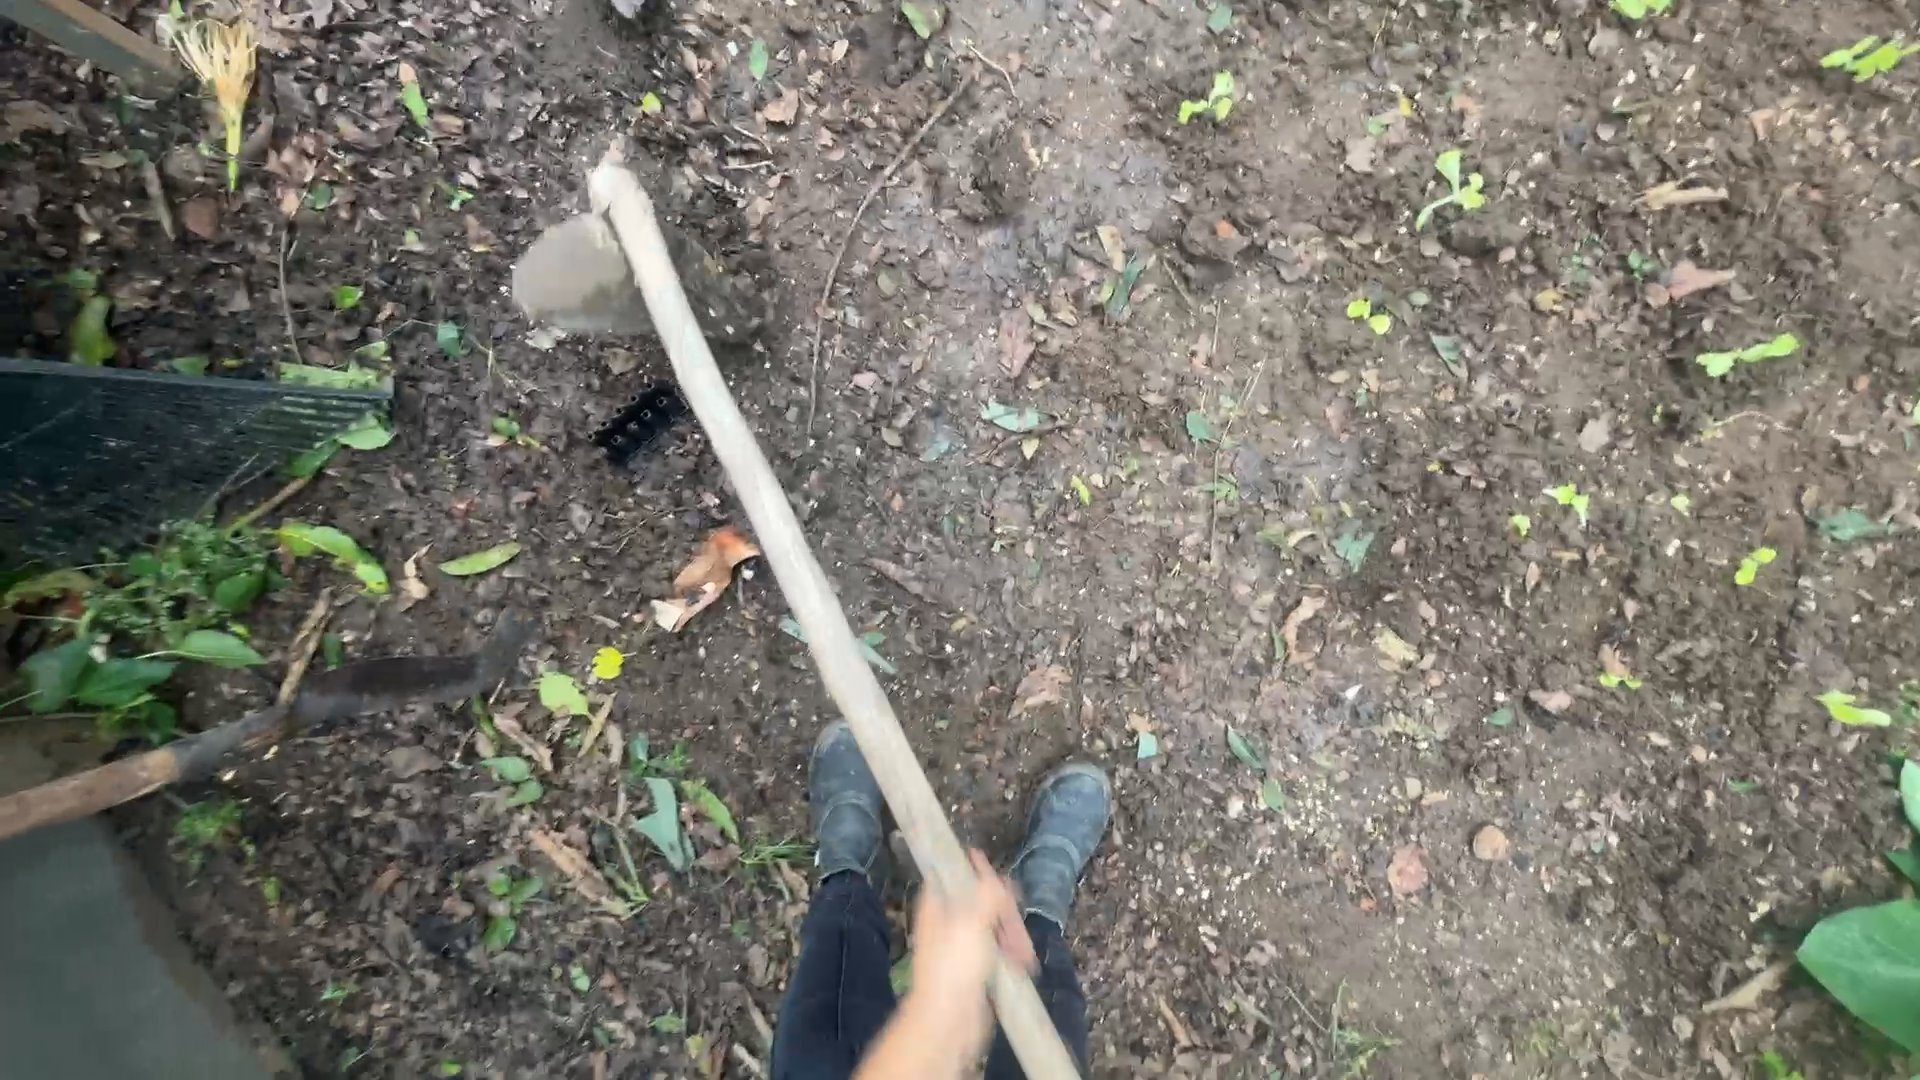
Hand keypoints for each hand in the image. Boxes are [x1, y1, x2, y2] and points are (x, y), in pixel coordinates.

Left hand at [902, 850, 1036, 1053]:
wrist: (947, 1022)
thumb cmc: (954, 965)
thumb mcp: (972, 920)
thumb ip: (988, 895)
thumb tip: (997, 879)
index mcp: (937, 906)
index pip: (952, 875)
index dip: (967, 866)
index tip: (980, 855)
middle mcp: (948, 924)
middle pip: (980, 902)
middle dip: (1003, 910)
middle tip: (1016, 919)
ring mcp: (962, 949)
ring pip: (993, 929)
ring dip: (1012, 934)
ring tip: (1025, 951)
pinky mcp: (976, 972)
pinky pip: (998, 954)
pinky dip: (1012, 955)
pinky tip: (1024, 963)